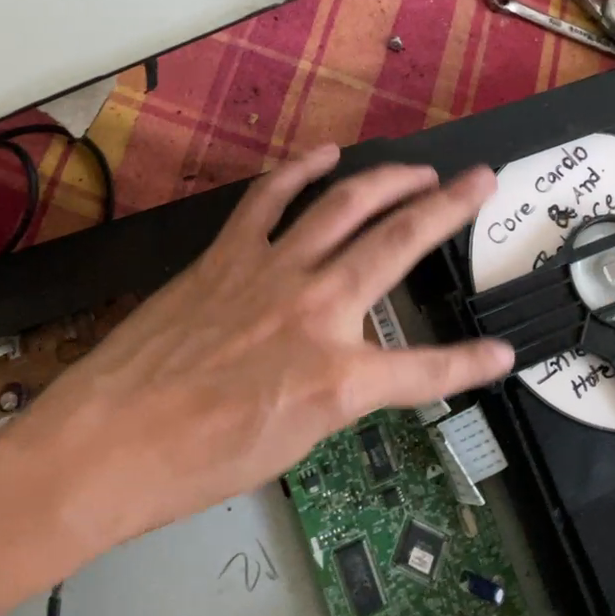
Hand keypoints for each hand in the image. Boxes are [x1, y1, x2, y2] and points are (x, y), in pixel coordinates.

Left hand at [3, 145, 513, 551]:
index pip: (426, 371)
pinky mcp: (227, 254)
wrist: (113, 440)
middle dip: (449, 207)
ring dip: (389, 179)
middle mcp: (315, 311)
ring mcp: (270, 271)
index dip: (471, 363)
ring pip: (344, 205)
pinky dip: (301, 170)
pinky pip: (271, 198)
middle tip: (480, 179)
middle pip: (398, 244)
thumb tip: (348, 369)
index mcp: (338, 378)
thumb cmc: (197, 462)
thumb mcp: (289, 444)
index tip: (501, 353)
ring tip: (419, 168)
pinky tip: (327, 154)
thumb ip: (331, 395)